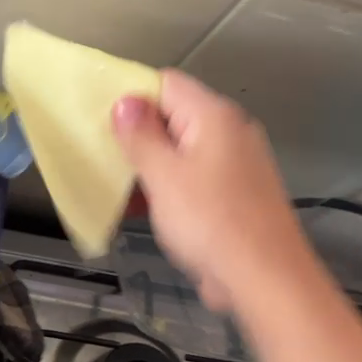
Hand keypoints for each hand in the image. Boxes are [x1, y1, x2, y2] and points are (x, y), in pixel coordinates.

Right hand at [112, 70, 312, 310]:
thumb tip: (125, 101)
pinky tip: (142, 207)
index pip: (166, 83)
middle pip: (173, 115)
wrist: (262, 278)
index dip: (131, 96)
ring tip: (115, 184)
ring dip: (147, 164)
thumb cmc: (210, 223)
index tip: (98, 120)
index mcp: (214, 117)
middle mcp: (228, 132)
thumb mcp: (163, 176)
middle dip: (135, 133)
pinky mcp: (231, 193)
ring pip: (180, 149)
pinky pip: (190, 176)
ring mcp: (233, 164)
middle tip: (100, 154)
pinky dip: (165, 185)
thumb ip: (140, 136)